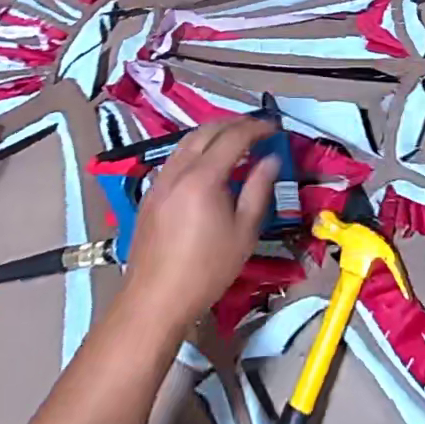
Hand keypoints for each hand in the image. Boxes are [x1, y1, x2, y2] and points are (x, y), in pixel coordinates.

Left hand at [121, 118, 275, 329]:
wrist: (156, 299)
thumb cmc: (207, 269)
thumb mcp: (244, 231)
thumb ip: (258, 189)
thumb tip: (271, 160)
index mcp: (203, 177)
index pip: (233, 137)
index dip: (256, 128)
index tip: (274, 128)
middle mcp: (178, 170)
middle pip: (207, 131)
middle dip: (234, 124)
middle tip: (257, 130)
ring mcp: (160, 180)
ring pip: (187, 141)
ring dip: (213, 133)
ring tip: (236, 141)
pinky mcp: (150, 194)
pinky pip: (176, 158)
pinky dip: (197, 149)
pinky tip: (208, 164)